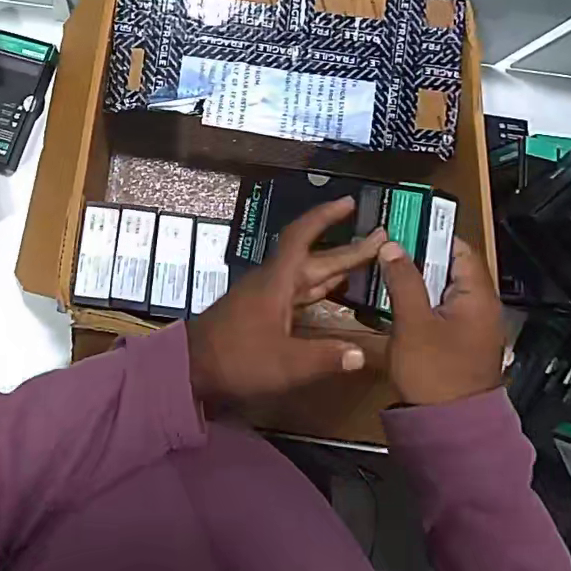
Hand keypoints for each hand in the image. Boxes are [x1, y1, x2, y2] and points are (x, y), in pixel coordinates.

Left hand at [187, 197, 383, 411]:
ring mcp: (267, 296)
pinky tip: (336, 289)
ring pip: (308, 274)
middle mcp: (274, 281)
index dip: (325, 217)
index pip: (302, 236)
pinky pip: (300, 291)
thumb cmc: (235, 359)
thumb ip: (324, 358)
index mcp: (277, 281)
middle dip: (348, 247)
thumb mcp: (283, 364)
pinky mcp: (264, 311)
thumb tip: (361, 354)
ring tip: (367, 258)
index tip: (348, 202)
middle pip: (314, 257)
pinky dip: (321, 287)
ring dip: (336, 265)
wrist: (190, 368)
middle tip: (380, 237)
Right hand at [379, 237, 505, 405]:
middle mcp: (480, 306)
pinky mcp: (457, 343)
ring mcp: (470, 326)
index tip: (401, 225)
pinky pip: (438, 309)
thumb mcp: (413, 322)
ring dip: (415, 278)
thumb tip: (393, 244)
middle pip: (449, 267)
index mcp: (478, 296)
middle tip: (385, 246)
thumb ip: (404, 280)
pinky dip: (418, 300)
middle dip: (417, 255)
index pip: (459, 248)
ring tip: (383, 268)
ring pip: (441, 289)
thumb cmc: (435, 372)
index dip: (431, 234)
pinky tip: (393, 300)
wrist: (449, 430)